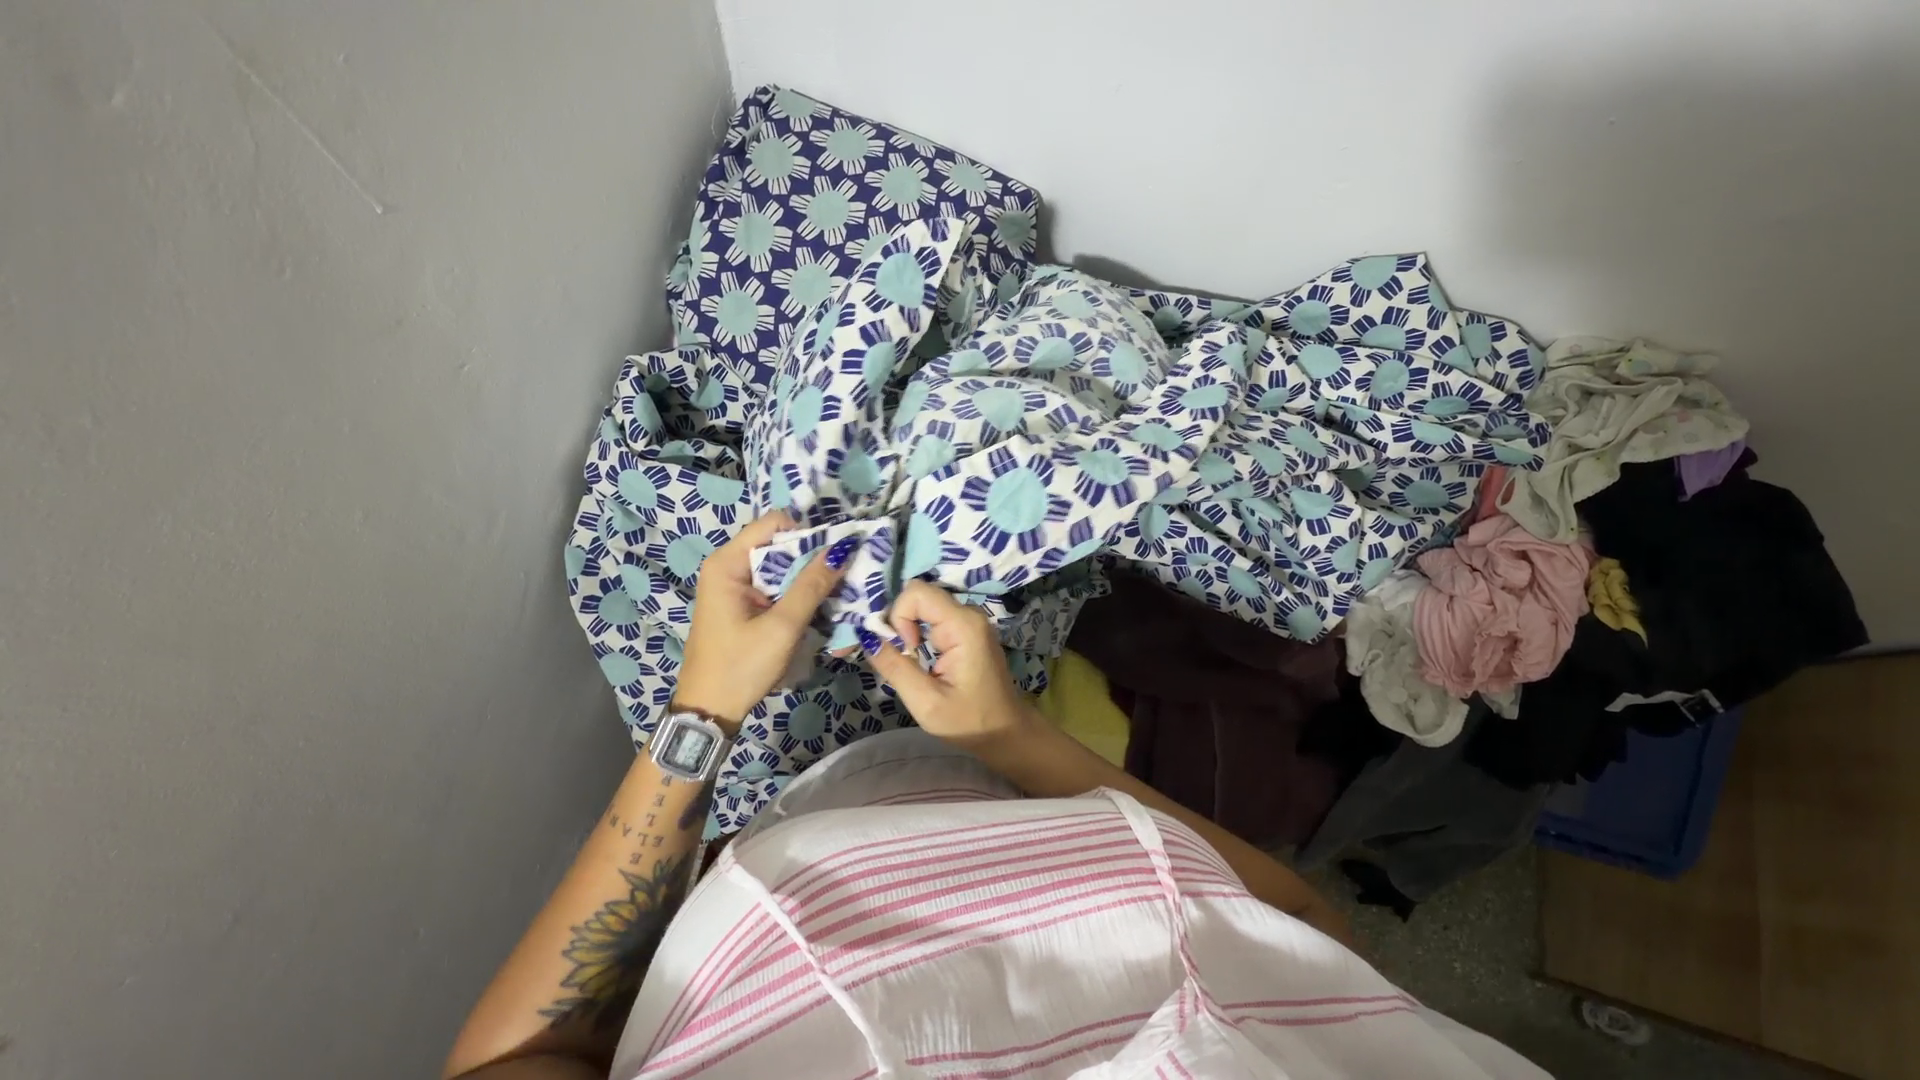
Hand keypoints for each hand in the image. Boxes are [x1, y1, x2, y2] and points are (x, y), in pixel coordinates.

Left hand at [675, 511, 854, 729]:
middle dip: (812, 557)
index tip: (835, 553)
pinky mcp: (743, 605)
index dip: (807, 533)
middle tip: (845, 573)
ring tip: (839, 590)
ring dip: (808, 578)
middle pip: (779, 544)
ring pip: (781, 567)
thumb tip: (841, 549)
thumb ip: (811, 586)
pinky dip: (797, 593)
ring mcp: (735, 586)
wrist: (710, 710)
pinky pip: (776, 587)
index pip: (774, 523)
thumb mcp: (782, 627)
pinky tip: (819, 607)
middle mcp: (728, 567)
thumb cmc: (741, 666)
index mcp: (728, 563)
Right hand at [860, 581, 1034, 743]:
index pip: (917, 592)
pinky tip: (921, 658)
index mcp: (963, 625)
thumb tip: (866, 638)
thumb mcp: (926, 702)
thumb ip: (895, 667)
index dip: (899, 616)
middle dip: (900, 622)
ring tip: (911, 661)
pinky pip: (934, 617)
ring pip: (924, 606)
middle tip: (903, 658)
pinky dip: (919, 633)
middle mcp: (969, 614)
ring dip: (908, 629)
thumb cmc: (970, 722)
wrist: (1007, 733)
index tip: (906, 652)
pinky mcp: (967, 630)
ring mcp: (970, 620)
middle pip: (920, 596)